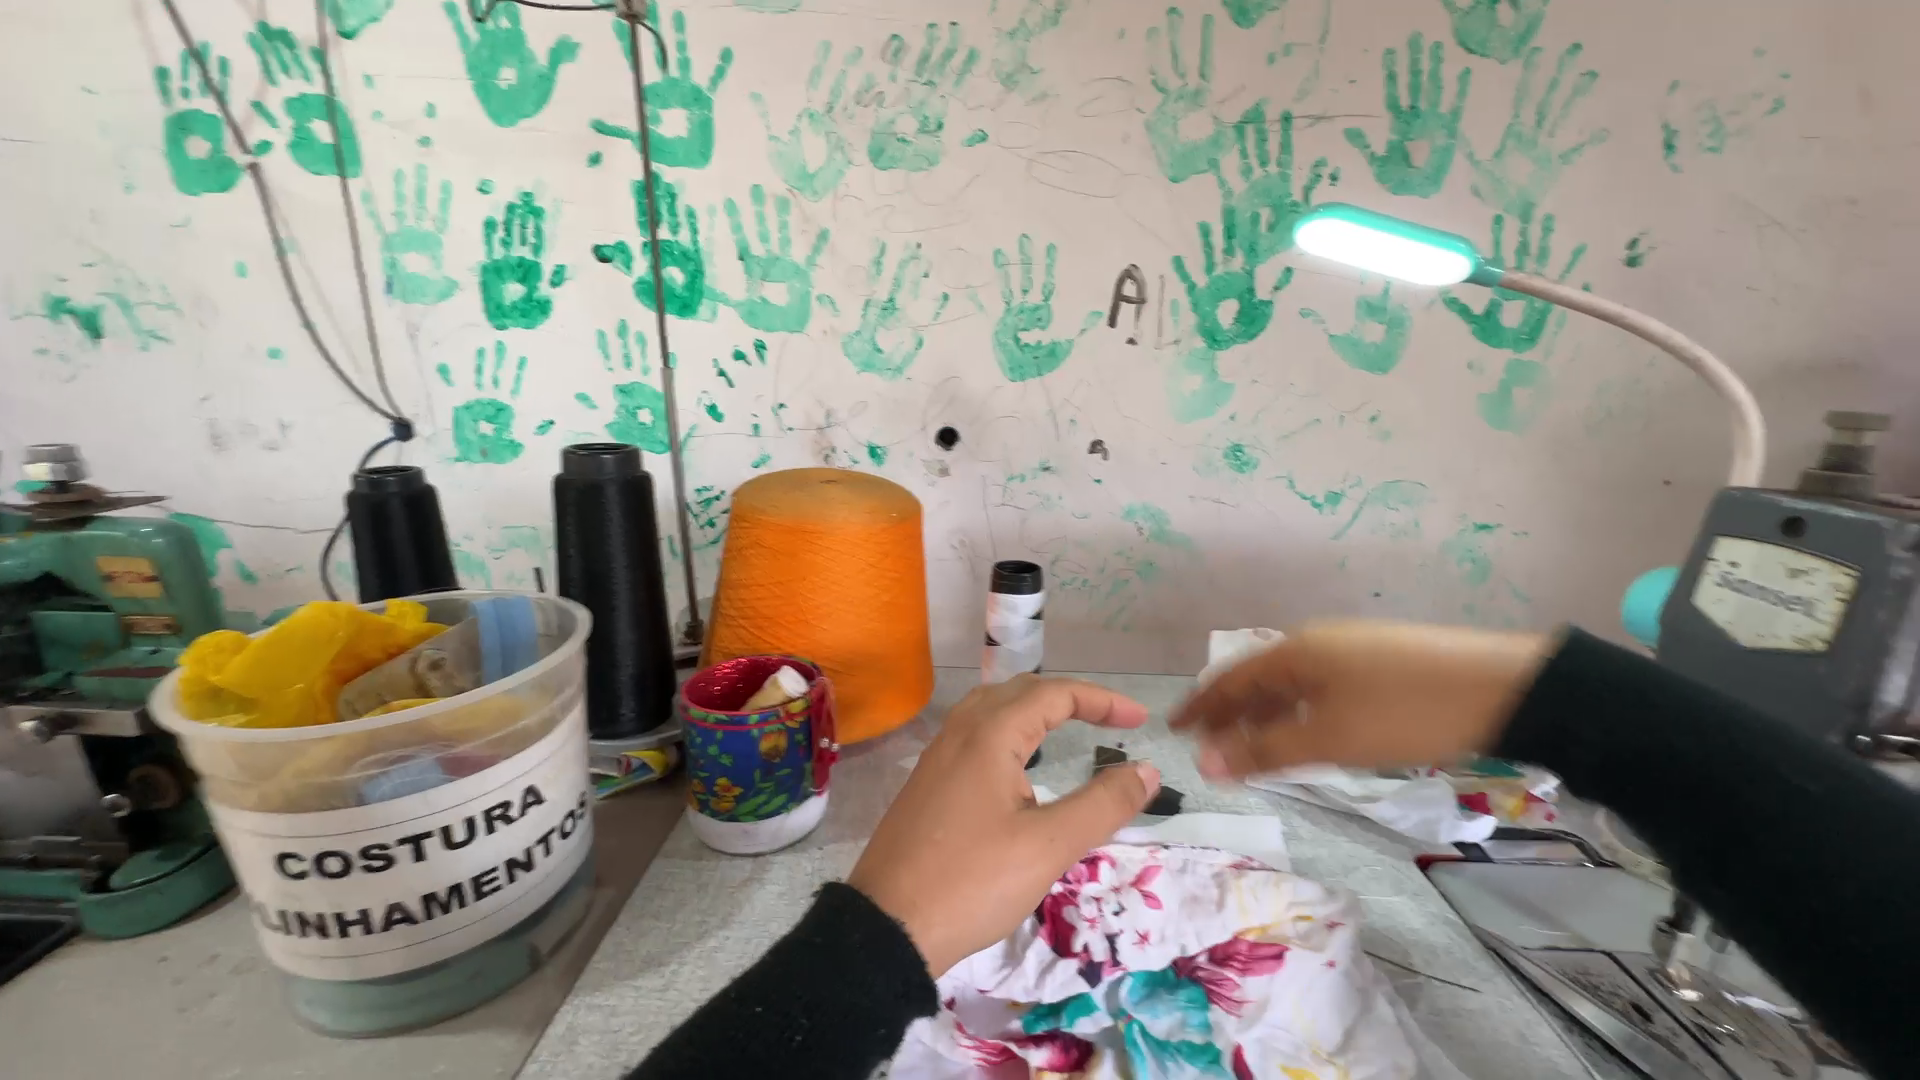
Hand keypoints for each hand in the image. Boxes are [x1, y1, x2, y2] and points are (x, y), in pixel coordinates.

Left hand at [847, 675, 1160, 975]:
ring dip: (1034, 710)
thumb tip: (1145, 770)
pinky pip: (974, 736)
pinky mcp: (928, 783)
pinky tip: (1017, 767)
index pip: (1055, 694)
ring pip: (992, 710)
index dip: (1102, 700)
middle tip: (1111, 720)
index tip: (1140, 720)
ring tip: (1068, 727)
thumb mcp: (1048, 846)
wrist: (887, 927)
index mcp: (990, 734)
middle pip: (1020, 691)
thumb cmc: (972, 881)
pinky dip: (1009, 732)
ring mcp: (938, 756)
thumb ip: (1102, 805)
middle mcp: (960, 732)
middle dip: (1070, 698)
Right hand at [1171, 621, 1555, 778]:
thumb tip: (1204, 765)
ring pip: (1290, 684)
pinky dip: (1297, 711)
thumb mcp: (1328, 738)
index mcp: (1294, 652)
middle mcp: (1315, 643)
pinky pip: (1318, 686)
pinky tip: (1309, 731)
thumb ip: (1264, 752)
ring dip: (1265, 715)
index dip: (1199, 706)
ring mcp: (1350, 649)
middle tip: (1209, 744)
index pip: (1230, 680)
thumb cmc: (1404, 712)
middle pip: (1258, 679)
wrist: (1504, 687)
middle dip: (1230, 713)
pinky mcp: (1380, 661)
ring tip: (1253, 745)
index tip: (1173, 728)